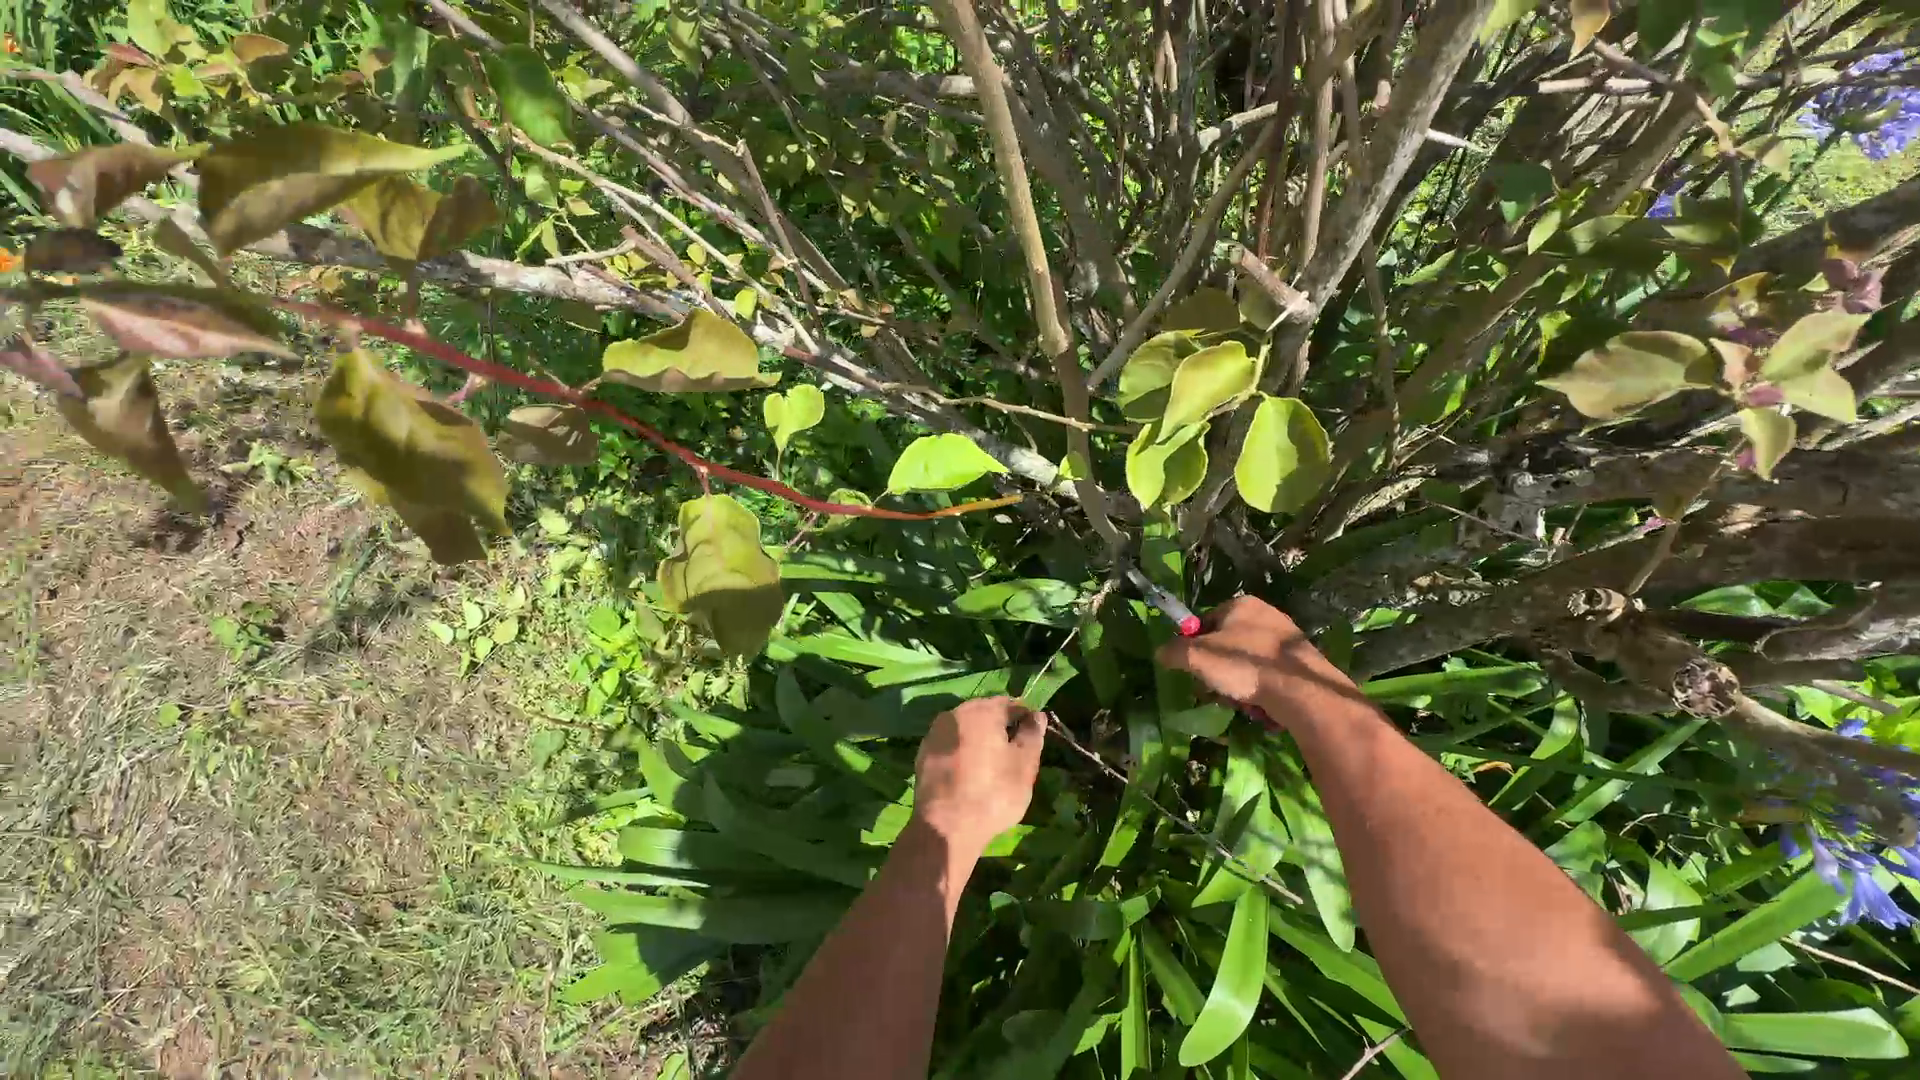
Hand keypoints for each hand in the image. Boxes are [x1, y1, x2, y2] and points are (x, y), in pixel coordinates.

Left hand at [911, 696, 1044, 856]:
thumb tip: (1037, 715)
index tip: (1033, 738)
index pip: (1011, 704)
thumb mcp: (1025, 764)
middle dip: (1000, 728)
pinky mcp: (922, 755)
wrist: (945, 828)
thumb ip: (1032, 734)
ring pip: (965, 729)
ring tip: (992, 765)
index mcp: (981, 711)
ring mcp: (934, 734)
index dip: (1025, 719)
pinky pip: (950, 745)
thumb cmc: (993, 793)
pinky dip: (961, 752)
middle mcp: (954, 714)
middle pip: (985, 713)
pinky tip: (969, 774)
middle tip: (1014, 753)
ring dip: (979, 739)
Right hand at [1155, 596, 1353, 712]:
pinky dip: (1260, 694)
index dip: (1194, 648)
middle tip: (1216, 692)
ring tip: (1240, 704)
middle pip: (1225, 647)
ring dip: (1237, 687)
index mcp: (1241, 605)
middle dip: (1217, 673)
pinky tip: (1260, 707)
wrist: (1301, 692)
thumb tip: (1161, 654)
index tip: (1195, 671)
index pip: (1205, 623)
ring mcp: (1286, 641)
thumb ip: (1173, 651)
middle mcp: (1266, 616)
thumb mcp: (1196, 657)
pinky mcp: (1299, 665)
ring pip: (1245, 666)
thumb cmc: (1244, 665)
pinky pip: (1267, 679)